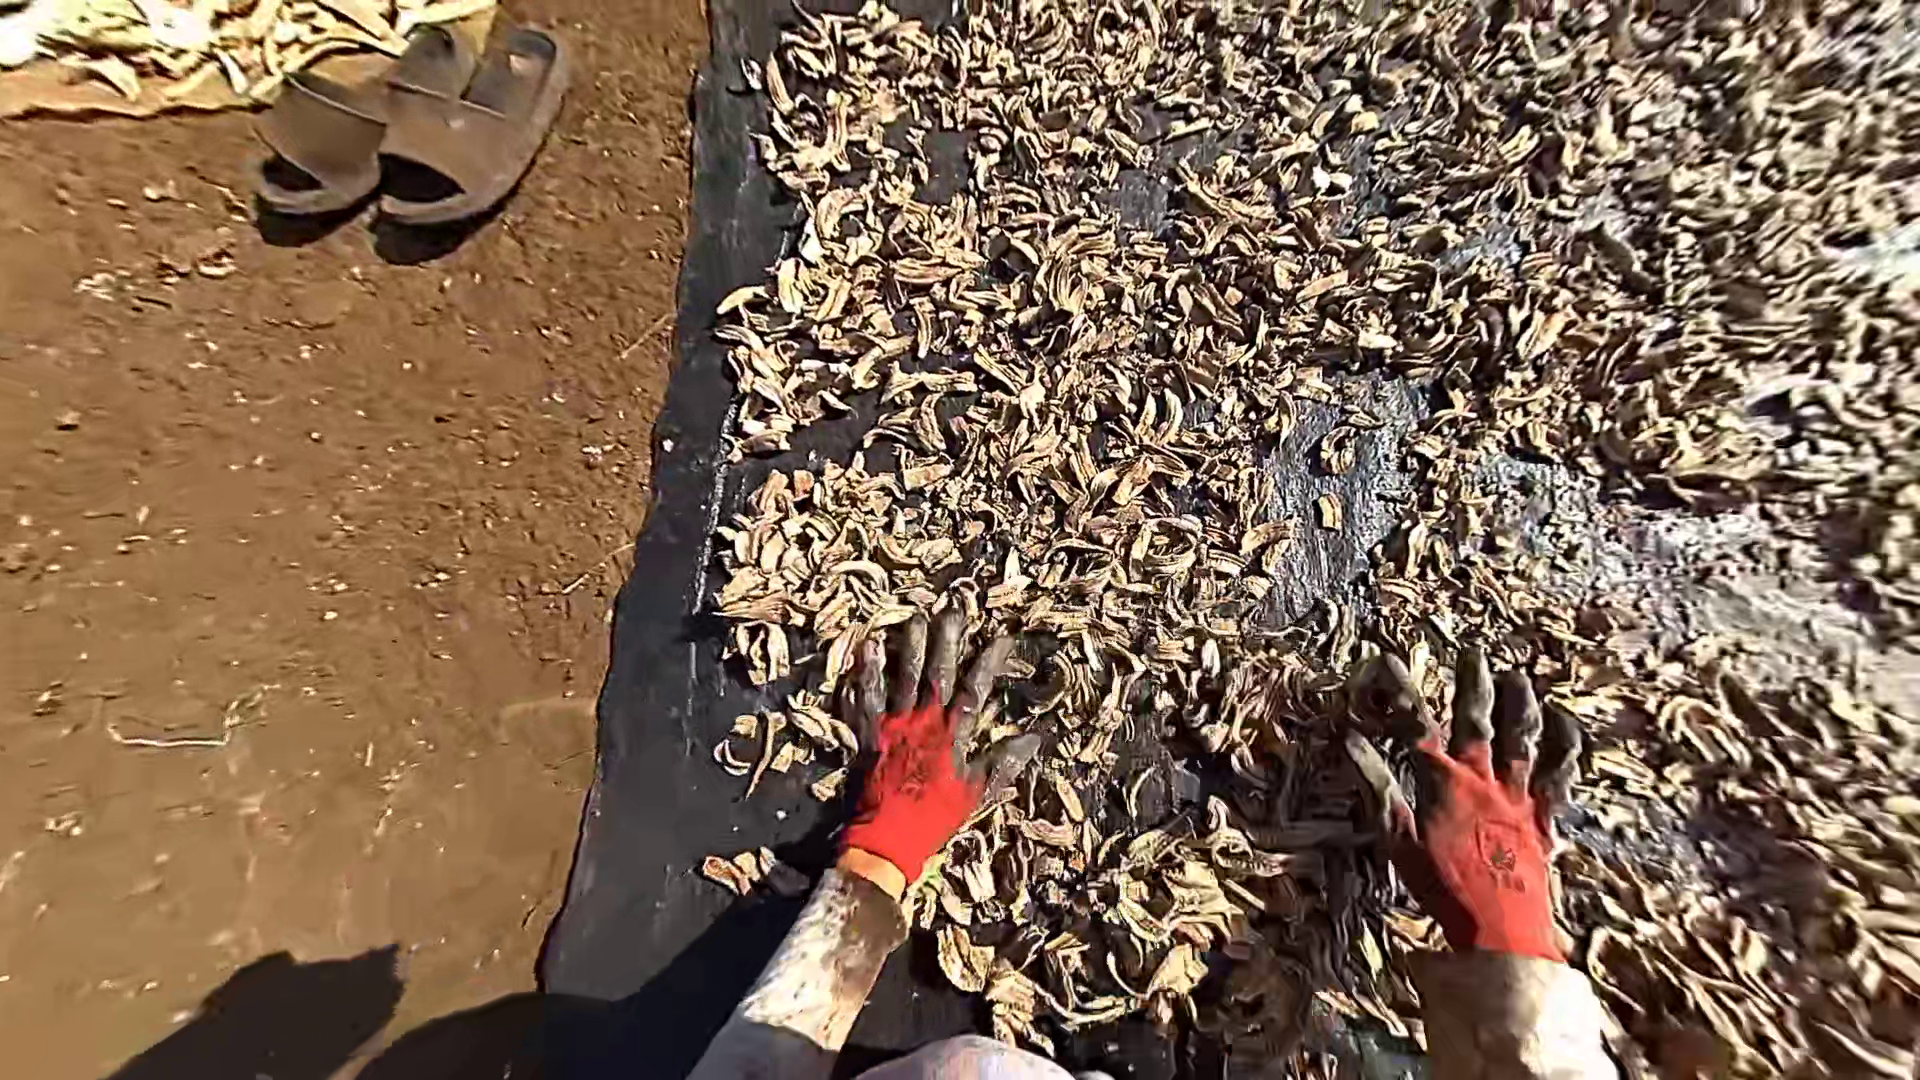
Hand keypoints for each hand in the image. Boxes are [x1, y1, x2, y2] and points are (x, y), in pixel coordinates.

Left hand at [838, 606, 1041, 890]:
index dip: (990, 662)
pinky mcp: (870, 730)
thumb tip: (1035, 737)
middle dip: (948, 640)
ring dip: (912, 646)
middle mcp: (926, 721)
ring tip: (917, 617)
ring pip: (906, 676)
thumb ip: (1004, 762)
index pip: (976, 690)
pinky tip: (870, 644)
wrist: (888, 838)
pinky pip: (868, 696)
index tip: (1002, 636)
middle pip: (939, 673)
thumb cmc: (936, 815)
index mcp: (954, 735)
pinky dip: (869, 671)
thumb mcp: (977, 793)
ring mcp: (896, 723)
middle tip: (953, 610)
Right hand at [1344, 648, 1581, 961]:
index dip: (1402, 688)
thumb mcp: (1396, 835)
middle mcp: (1483, 779)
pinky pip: (1562, 776)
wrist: (1503, 931)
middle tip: (1472, 652)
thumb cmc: (1441, 883)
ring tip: (1517, 675)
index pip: (1416, 723)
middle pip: (1477, 720)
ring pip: (1523, 740)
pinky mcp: (1546, 816)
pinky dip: (1565, 746)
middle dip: (1472, 683)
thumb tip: (1349, 739)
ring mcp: (1519, 796)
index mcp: (1442, 781)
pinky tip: (1564, 722)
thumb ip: (1376, 784)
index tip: (1389, 658)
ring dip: (1519, 705)